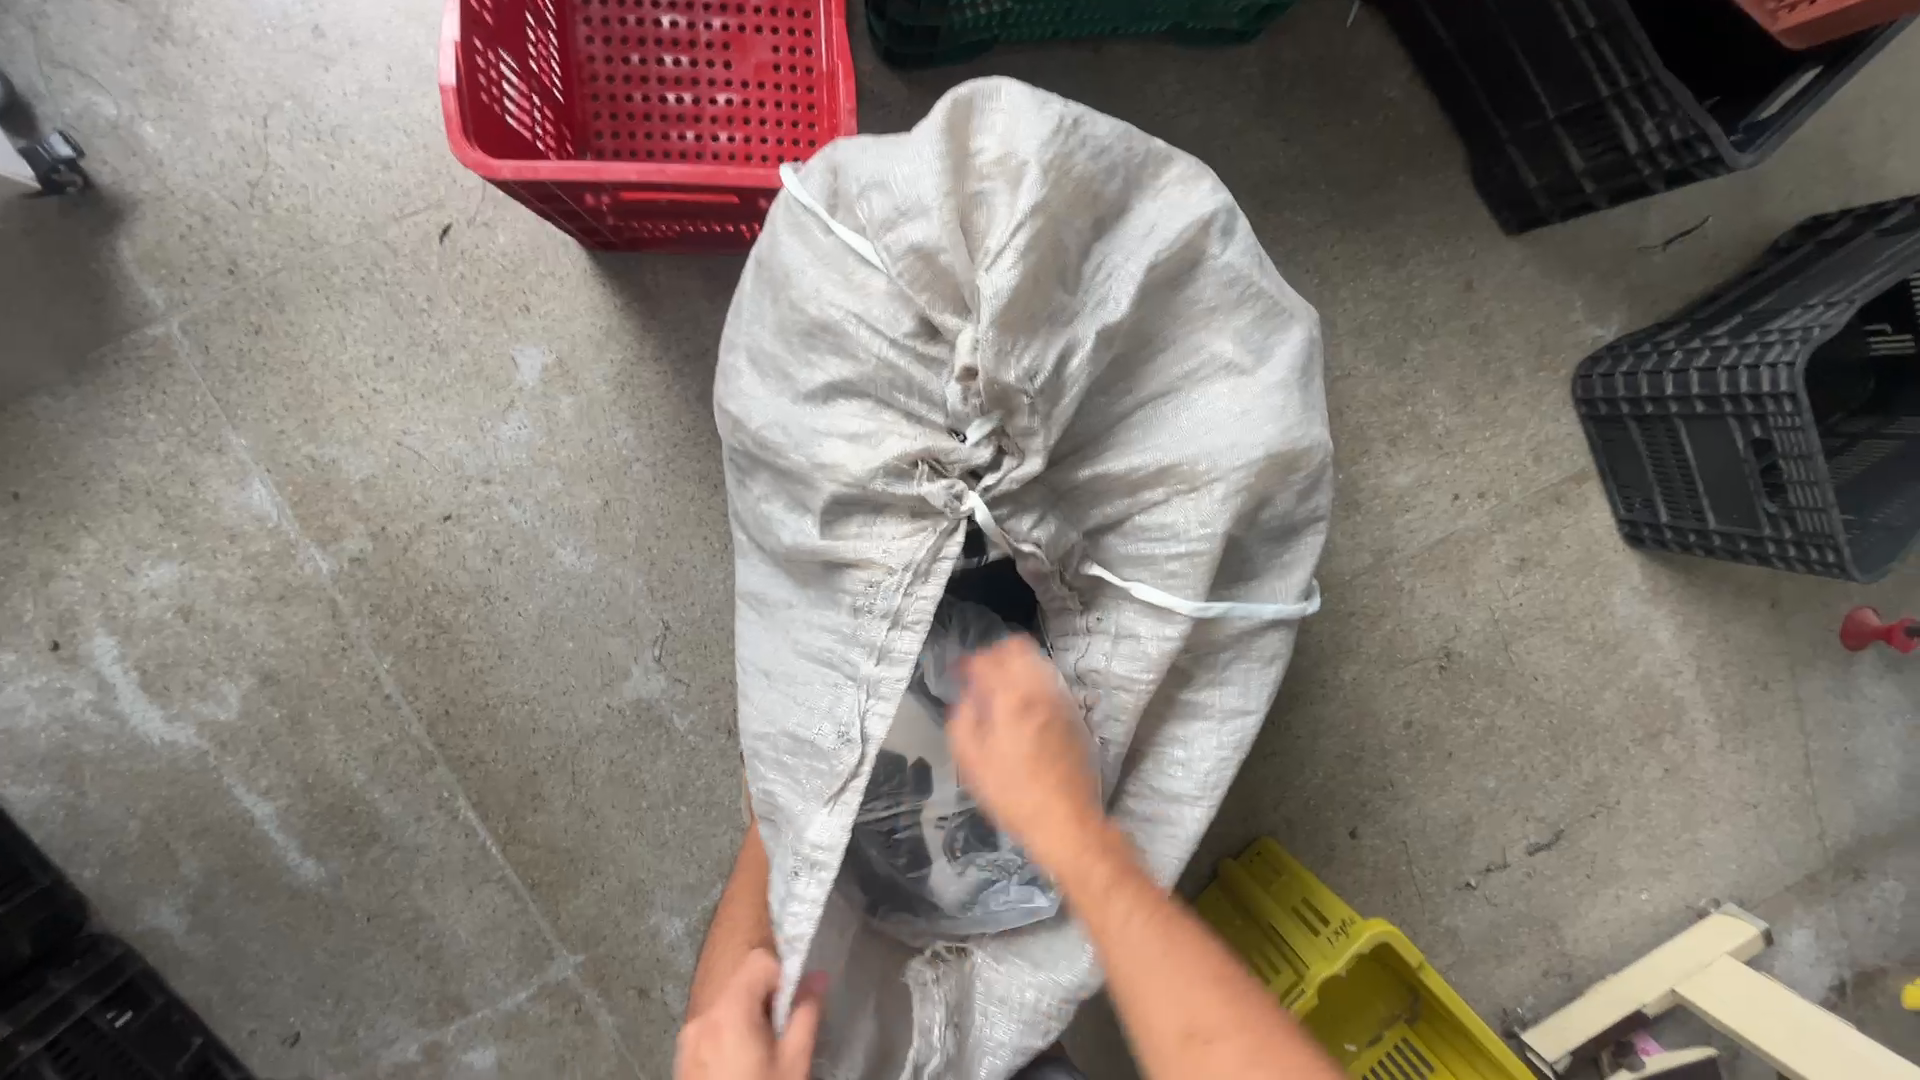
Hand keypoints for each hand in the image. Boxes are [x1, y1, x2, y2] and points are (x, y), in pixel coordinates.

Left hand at [674, 948, 824, 1079]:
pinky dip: (729, 1033)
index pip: (760, 961)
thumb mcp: (793, 1063)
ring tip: (761, 1055)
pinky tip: (740, 1067)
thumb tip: (818, 976)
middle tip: (780, 1034)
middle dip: (766, 998)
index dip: (783, 976)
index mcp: (729, 1011)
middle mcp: (702, 1017)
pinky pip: (712, 1027)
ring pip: (727, 1005)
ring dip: (748, 1016)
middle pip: (742, 982)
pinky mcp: (682, 1058)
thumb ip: (806, 1012)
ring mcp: (687, 1039)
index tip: (792, 1007)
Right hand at [947, 636, 1103, 867]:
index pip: (987, 658)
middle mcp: (1039, 690)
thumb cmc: (1011, 795)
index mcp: (1010, 697)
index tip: (959, 674)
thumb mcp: (971, 761)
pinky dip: (1033, 686)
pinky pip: (1050, 684)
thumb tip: (966, 698)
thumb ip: (962, 718)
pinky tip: (1023, 710)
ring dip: (1016, 669)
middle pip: (1018, 648)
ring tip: (1001, 692)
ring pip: (1037, 663)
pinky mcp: (1075, 716)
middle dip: (995, 656)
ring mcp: (1061, 701)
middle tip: (981, 676)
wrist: (1066, 820)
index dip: (968, 663)